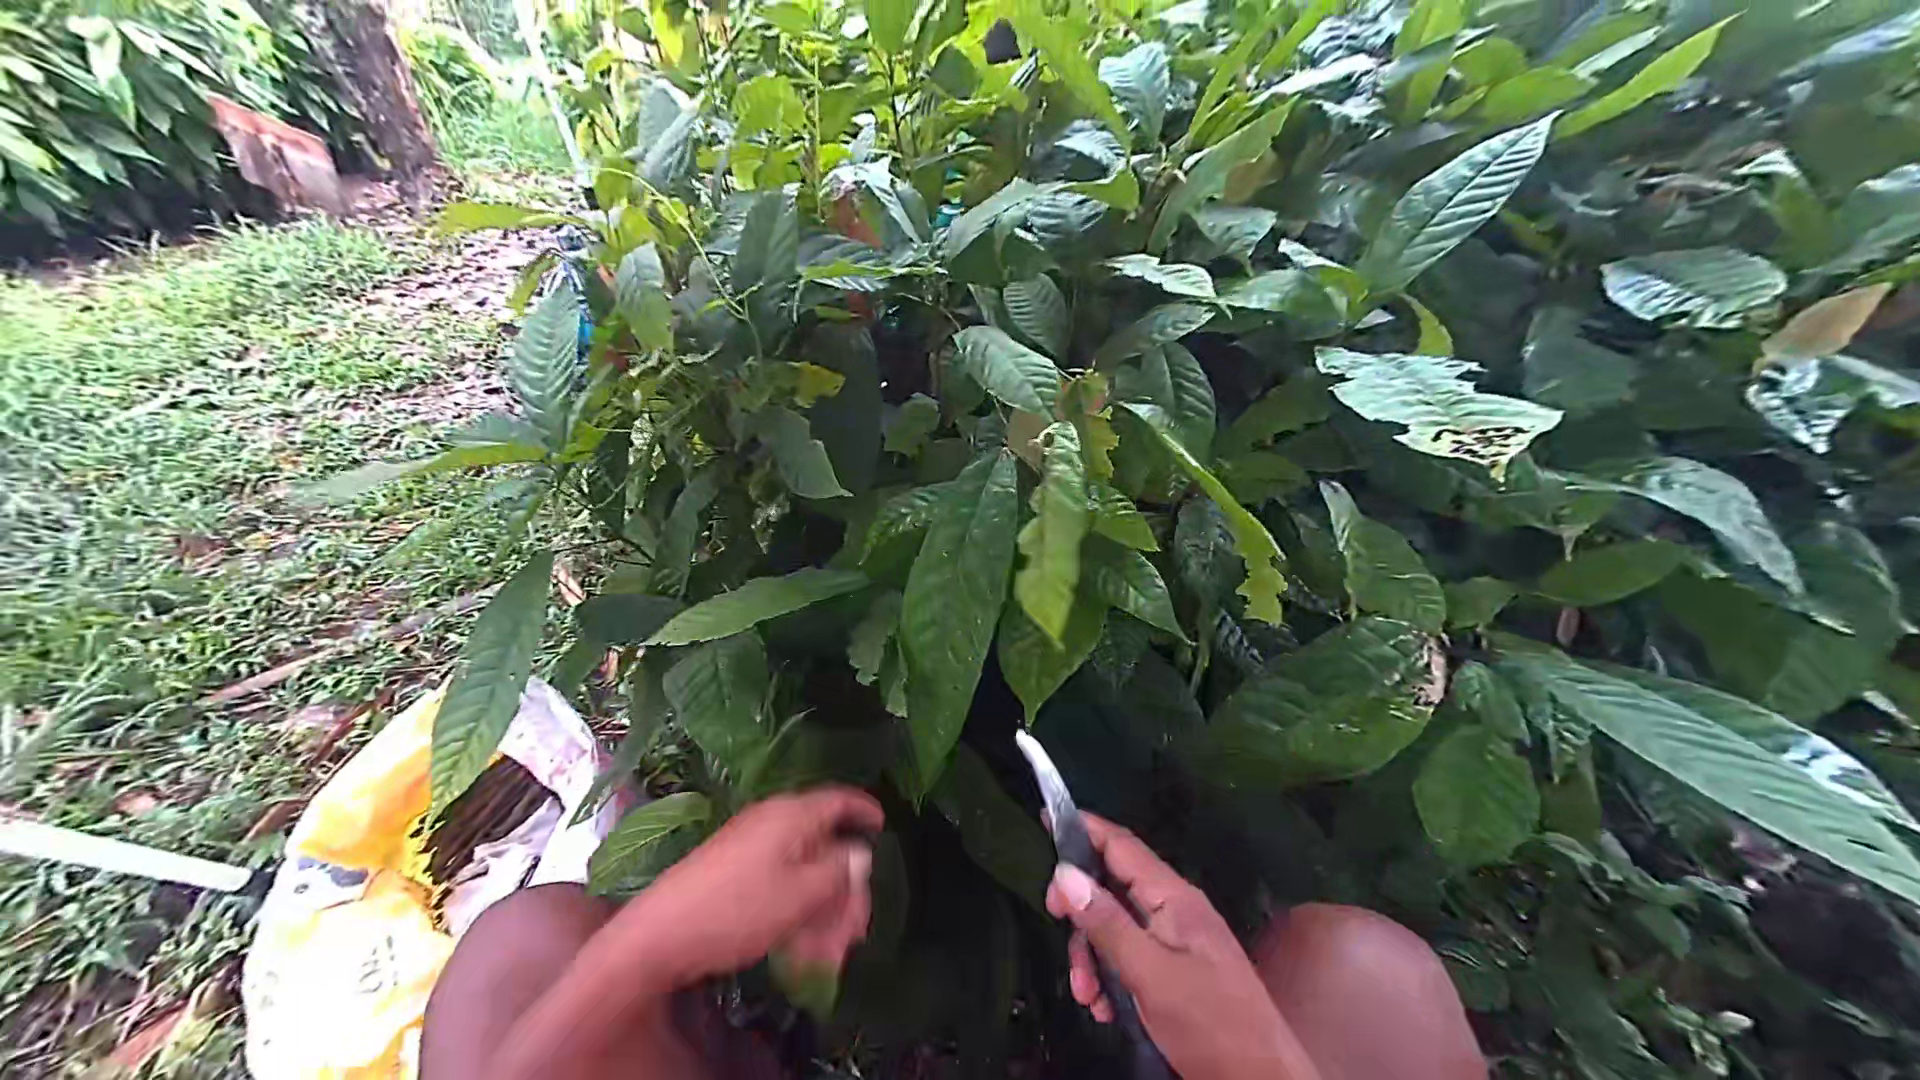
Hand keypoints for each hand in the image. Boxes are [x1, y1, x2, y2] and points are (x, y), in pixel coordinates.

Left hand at [609, 785, 883, 986]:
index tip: (883, 826)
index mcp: (792, 815)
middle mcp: (774, 822)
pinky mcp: (736, 872)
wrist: (657, 936)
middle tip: (855, 929)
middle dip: (843, 890)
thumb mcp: (800, 894)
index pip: (839, 799)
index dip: (864, 810)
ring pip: (803, 872)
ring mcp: (752, 847)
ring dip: (821, 911)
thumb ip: (838, 871)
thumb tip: (861, 853)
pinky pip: (779, 883)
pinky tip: (799, 952)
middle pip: (824, 846)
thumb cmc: (736, 908)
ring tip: (827, 955)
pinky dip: (795, 912)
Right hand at [1047, 814, 1322, 1079]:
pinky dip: (1110, 976)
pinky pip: (1129, 955)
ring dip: (1092, 955)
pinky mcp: (1175, 970)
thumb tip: (1065, 872)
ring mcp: (1175, 940)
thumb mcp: (1150, 975)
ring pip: (1115, 926)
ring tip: (1088, 996)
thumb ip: (1107, 923)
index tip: (1046, 819)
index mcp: (1172, 896)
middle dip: (1081, 910)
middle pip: (1111, 887)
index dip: (1084, 828)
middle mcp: (1173, 909)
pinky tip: (1106, 1007)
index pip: (1120, 844)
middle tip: (1057, 926)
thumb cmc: (1210, 1025)